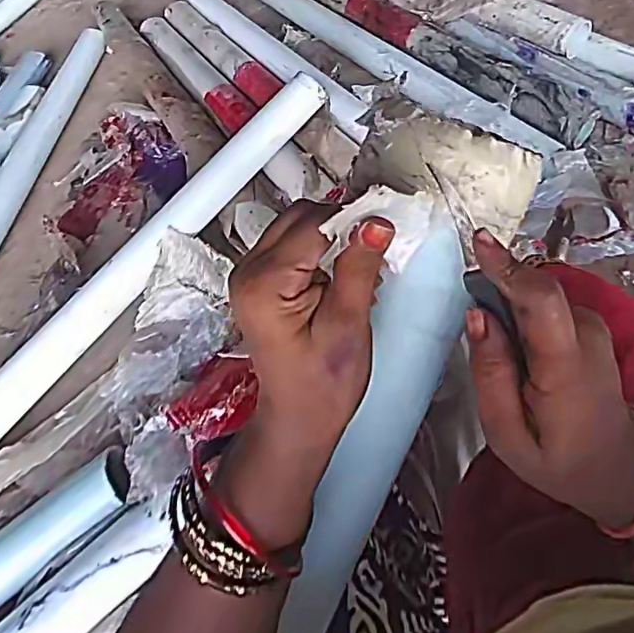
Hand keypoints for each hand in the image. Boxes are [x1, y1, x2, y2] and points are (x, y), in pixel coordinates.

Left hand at [215, 201, 392, 546]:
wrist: (298, 416)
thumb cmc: (320, 386)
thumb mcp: (347, 327)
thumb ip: (358, 269)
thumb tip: (374, 223)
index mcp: (264, 285)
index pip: (313, 226)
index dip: (354, 223)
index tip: (385, 228)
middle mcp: (248, 271)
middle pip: (302, 216)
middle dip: (343, 225)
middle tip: (375, 249)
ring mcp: (250, 272)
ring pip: (297, 222)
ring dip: (333, 234)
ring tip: (360, 266)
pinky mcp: (260, 275)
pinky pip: (293, 239)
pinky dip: (322, 245)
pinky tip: (342, 272)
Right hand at [465, 230, 633, 528]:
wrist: (616, 467)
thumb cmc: (557, 457)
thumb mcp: (507, 433)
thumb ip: (489, 373)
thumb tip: (477, 315)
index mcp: (567, 367)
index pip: (544, 300)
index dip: (510, 268)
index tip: (480, 243)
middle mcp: (588, 336)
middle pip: (538, 289)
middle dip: (498, 281)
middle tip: (471, 297)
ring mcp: (594, 327)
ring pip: (540, 294)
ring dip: (508, 298)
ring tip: (496, 339)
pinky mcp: (589, 324)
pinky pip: (546, 301)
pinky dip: (521, 307)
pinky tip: (513, 337)